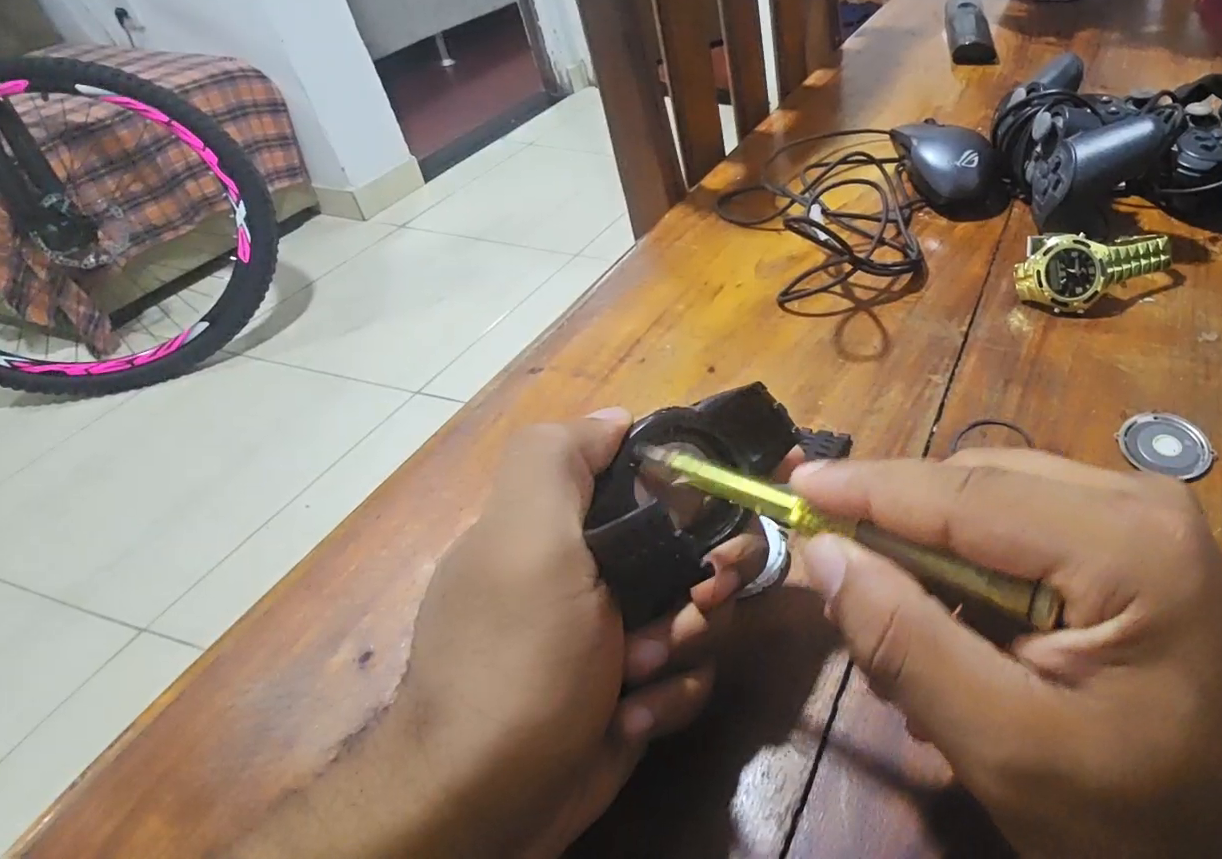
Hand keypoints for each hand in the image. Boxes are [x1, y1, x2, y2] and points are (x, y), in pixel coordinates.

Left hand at [236, 408, 764, 858]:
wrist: (483, 805)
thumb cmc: (513, 660)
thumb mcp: (524, 543)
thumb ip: (559, 462)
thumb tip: (616, 417)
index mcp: (571, 527)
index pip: (660, 482)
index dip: (706, 488)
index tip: (738, 507)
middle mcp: (599, 573)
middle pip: (699, 548)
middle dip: (709, 578)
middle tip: (699, 602)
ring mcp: (620, 635)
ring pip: (705, 613)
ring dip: (686, 643)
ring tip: (641, 676)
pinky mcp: (639, 691)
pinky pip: (692, 673)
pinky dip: (671, 695)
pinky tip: (632, 718)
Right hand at [790, 450, 1221, 856]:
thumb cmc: (1140, 815)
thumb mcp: (1010, 749)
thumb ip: (912, 647)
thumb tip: (826, 557)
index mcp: (1130, 544)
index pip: (969, 495)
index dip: (872, 490)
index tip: (794, 488)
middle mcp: (1140, 496)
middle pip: (981, 485)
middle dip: (900, 529)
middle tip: (836, 583)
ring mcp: (1142, 506)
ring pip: (995, 497)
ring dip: (934, 554)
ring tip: (901, 635)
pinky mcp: (1131, 527)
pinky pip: (1024, 520)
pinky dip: (974, 565)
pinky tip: (959, 630)